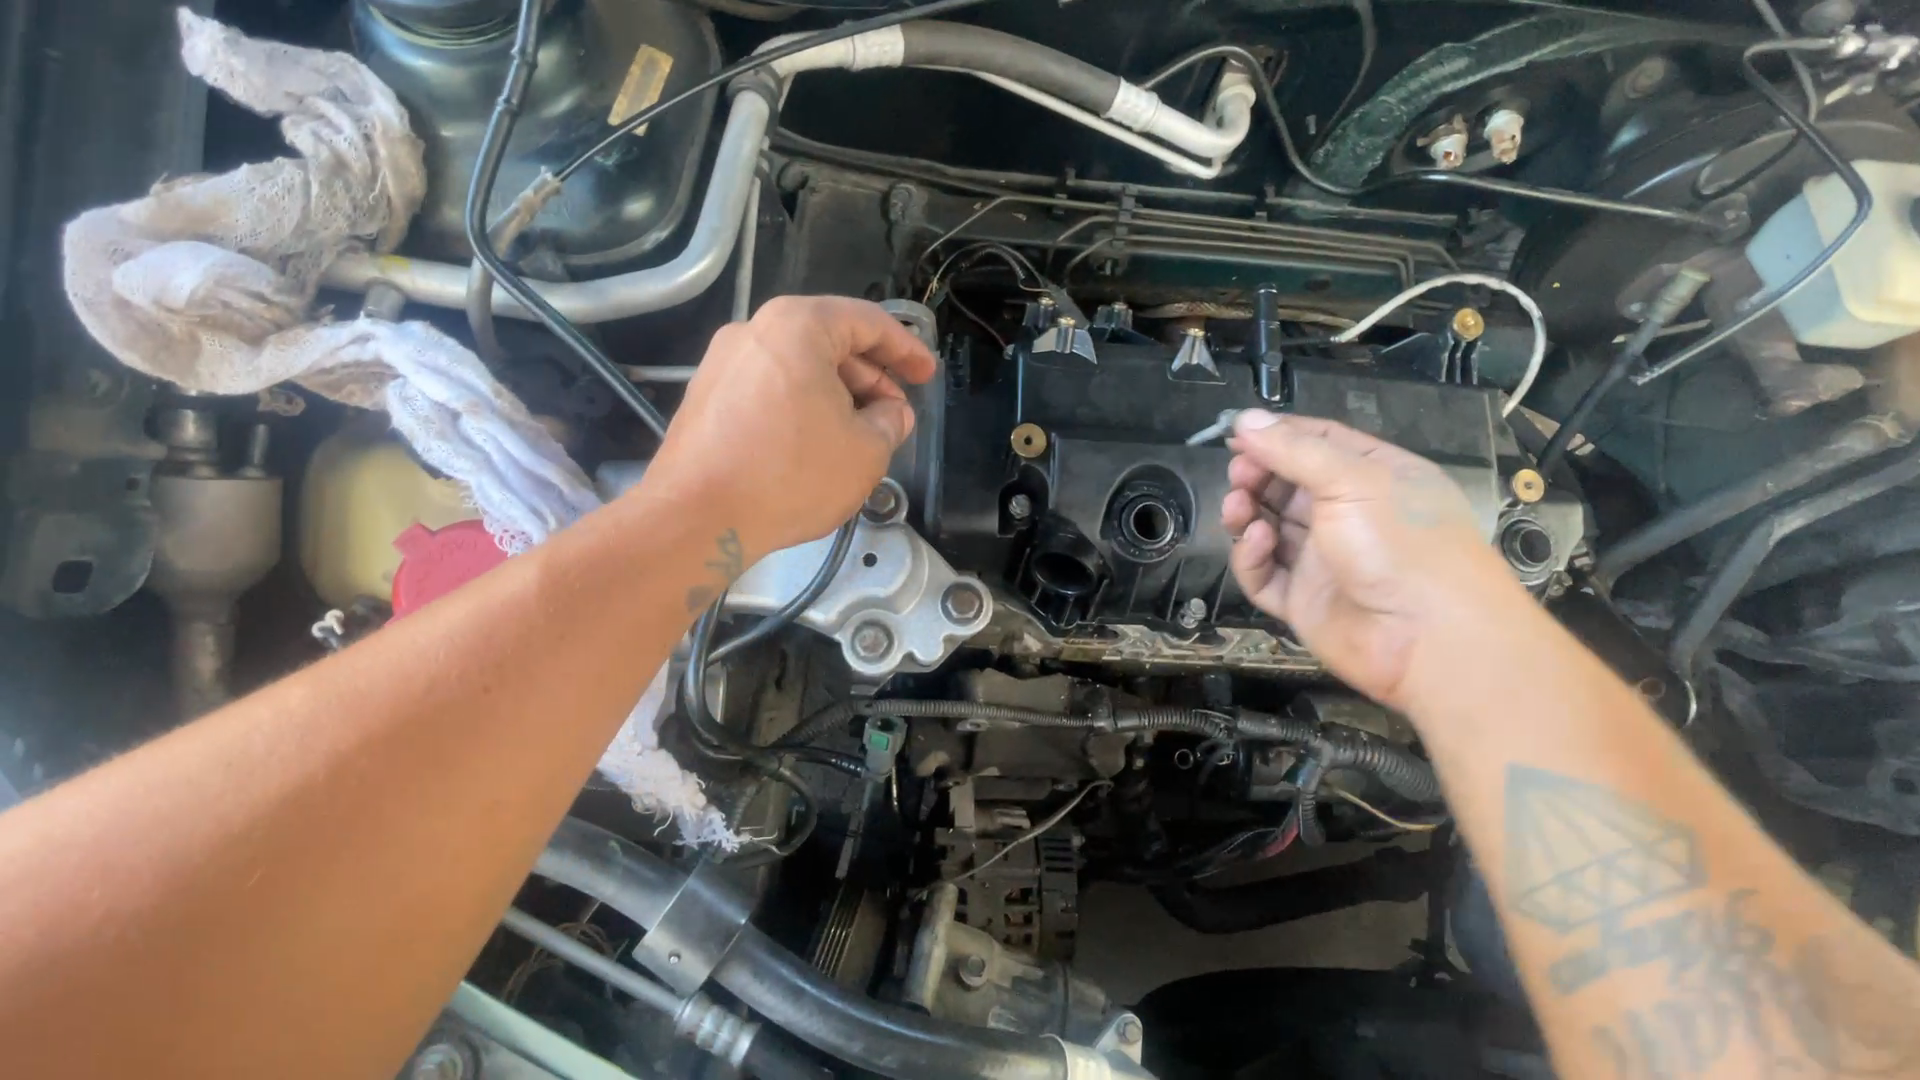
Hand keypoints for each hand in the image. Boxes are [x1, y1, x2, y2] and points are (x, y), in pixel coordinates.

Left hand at [645, 296, 936, 557]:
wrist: (697, 518)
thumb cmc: (791, 475)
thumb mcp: (865, 451)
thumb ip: (890, 422)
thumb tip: (891, 412)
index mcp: (798, 327)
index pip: (867, 322)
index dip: (906, 349)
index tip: (927, 374)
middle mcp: (754, 331)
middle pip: (828, 342)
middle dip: (869, 378)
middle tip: (894, 415)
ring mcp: (722, 364)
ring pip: (797, 367)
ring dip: (836, 395)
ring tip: (858, 436)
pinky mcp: (705, 398)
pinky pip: (768, 389)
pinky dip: (800, 407)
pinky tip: (814, 446)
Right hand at [1222, 410, 1524, 709]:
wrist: (1430, 638)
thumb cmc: (1400, 543)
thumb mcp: (1352, 479)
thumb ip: (1293, 450)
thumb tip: (1244, 419)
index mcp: (1374, 477)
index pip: (1318, 444)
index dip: (1277, 436)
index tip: (1238, 434)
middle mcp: (1348, 515)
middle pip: (1287, 486)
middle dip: (1257, 475)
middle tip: (1239, 472)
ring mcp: (1323, 560)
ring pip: (1270, 528)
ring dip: (1248, 513)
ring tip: (1238, 507)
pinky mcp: (1302, 601)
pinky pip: (1265, 575)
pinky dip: (1253, 558)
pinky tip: (1258, 544)